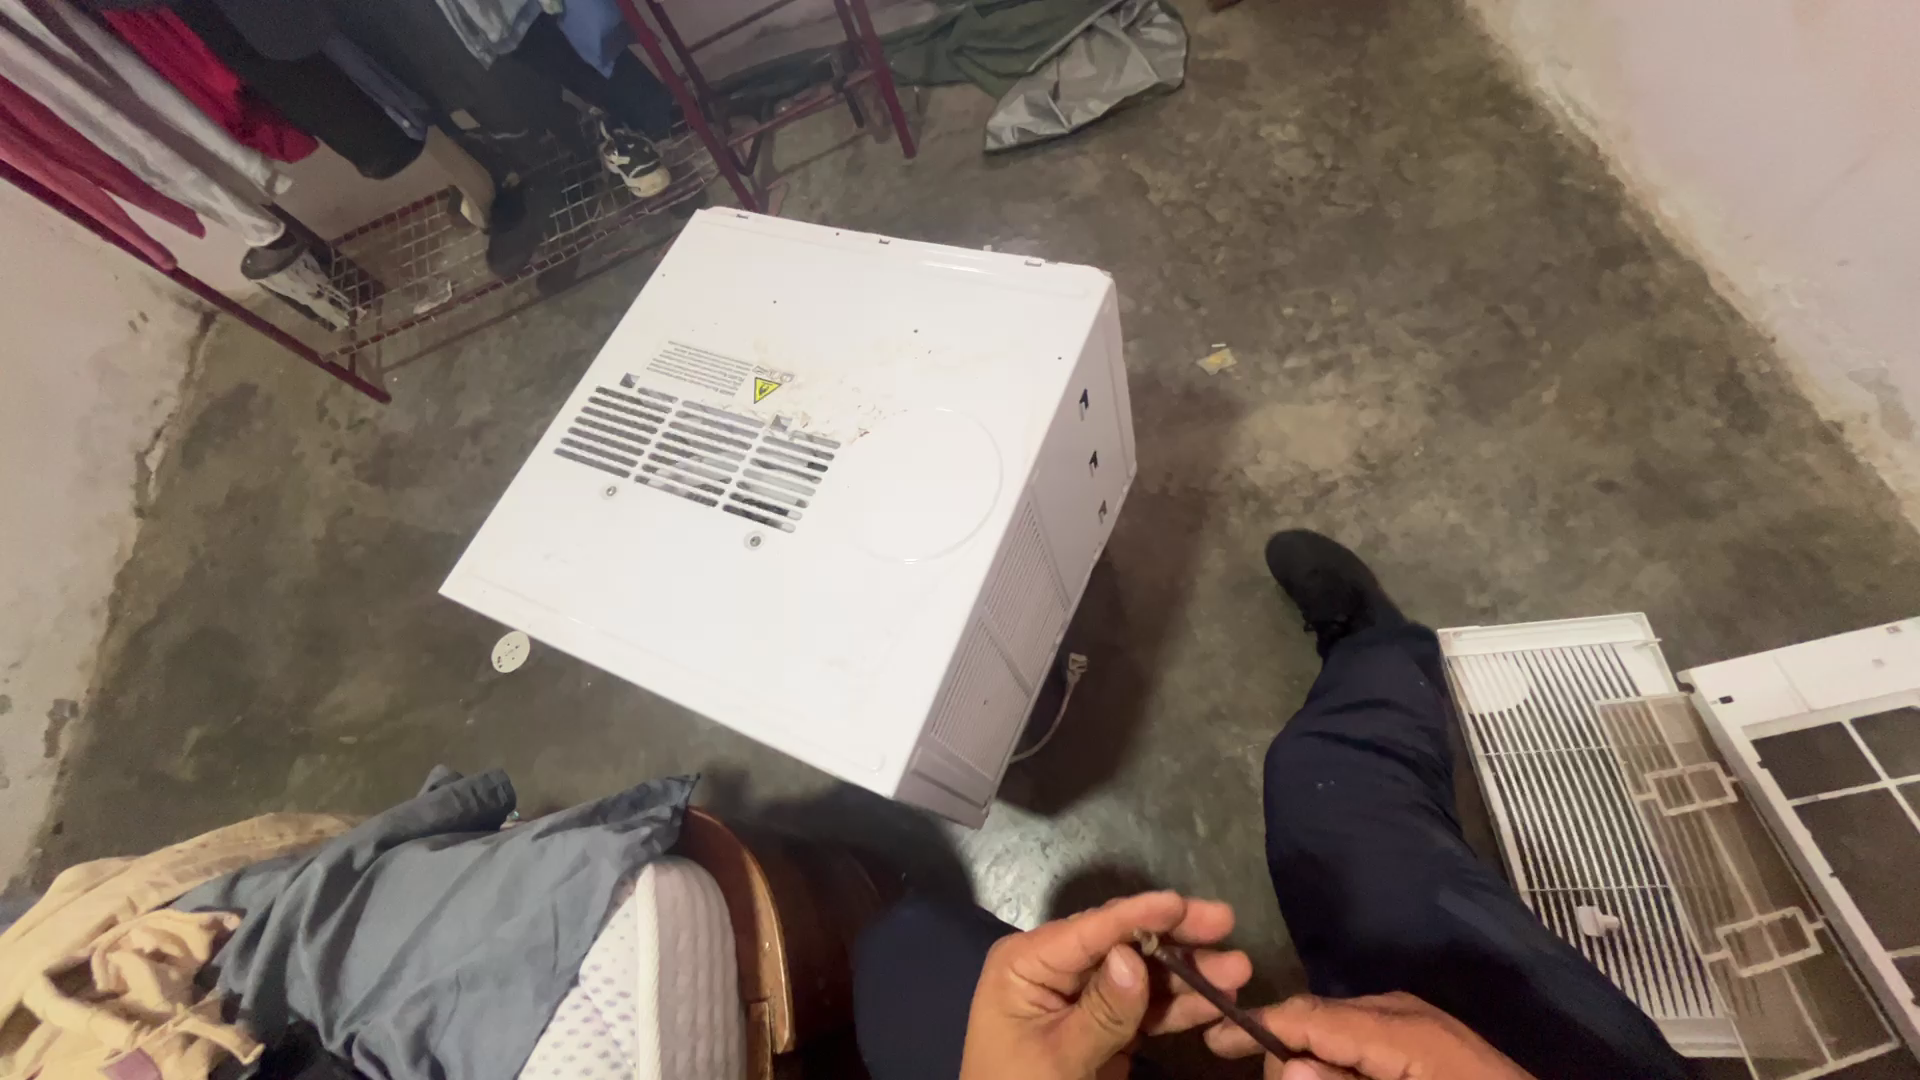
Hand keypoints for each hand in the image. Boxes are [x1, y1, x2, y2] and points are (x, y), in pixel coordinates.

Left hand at [958, 891, 1253, 1079]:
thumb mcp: (1058, 1060)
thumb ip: (1100, 1011)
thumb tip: (1133, 955)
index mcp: (1028, 961)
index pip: (1090, 929)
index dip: (1138, 914)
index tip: (1181, 902)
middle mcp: (1056, 966)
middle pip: (1121, 941)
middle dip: (1175, 935)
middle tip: (1224, 922)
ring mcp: (1081, 995)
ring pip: (1141, 973)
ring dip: (1188, 972)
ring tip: (1239, 970)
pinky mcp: (1102, 1025)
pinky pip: (1144, 1008)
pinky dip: (1180, 1006)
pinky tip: (1218, 1002)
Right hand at [1206, 991, 1537, 1079]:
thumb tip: (1286, 1067)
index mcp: (1402, 1030)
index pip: (1311, 1015)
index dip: (1258, 1025)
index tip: (1213, 1039)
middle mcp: (1402, 1011)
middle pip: (1318, 1016)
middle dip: (1282, 1046)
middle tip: (1254, 1069)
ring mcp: (1416, 1022)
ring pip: (1337, 1027)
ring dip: (1310, 1055)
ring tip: (1292, 1074)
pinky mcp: (1424, 1037)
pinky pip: (1362, 1038)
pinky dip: (1338, 1059)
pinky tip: (1328, 1072)